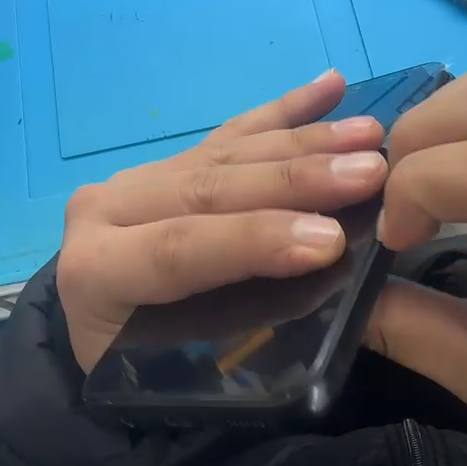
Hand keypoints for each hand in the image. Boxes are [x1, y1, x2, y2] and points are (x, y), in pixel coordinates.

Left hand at [58, 70, 389, 372]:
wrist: (98, 344)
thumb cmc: (140, 377)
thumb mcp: (171, 380)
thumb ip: (237, 347)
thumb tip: (330, 311)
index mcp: (96, 269)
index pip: (178, 249)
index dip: (253, 240)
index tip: (330, 239)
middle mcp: (111, 209)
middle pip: (208, 187)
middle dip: (294, 178)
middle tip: (370, 171)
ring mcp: (142, 177)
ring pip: (228, 152)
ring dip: (304, 140)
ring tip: (368, 133)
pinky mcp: (173, 162)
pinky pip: (233, 132)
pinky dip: (284, 110)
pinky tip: (329, 86)